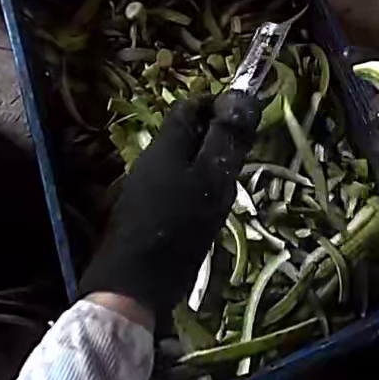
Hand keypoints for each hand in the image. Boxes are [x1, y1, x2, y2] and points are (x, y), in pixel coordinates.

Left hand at [79, 91, 259, 323]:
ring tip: (231, 179)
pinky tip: (208, 206)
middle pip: (185, 133)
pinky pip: (174, 184)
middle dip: (215, 134)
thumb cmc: (180, 224)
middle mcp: (151, 158)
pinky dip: (195, 184)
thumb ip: (226, 138)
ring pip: (180, 160)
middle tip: (243, 149)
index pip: (191, 106)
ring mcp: (144, 186)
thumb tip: (242, 97)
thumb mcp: (213, 178)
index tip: (244, 117)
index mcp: (168, 144)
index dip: (217, 104)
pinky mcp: (144, 211)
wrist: (134, 282)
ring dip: (206, 161)